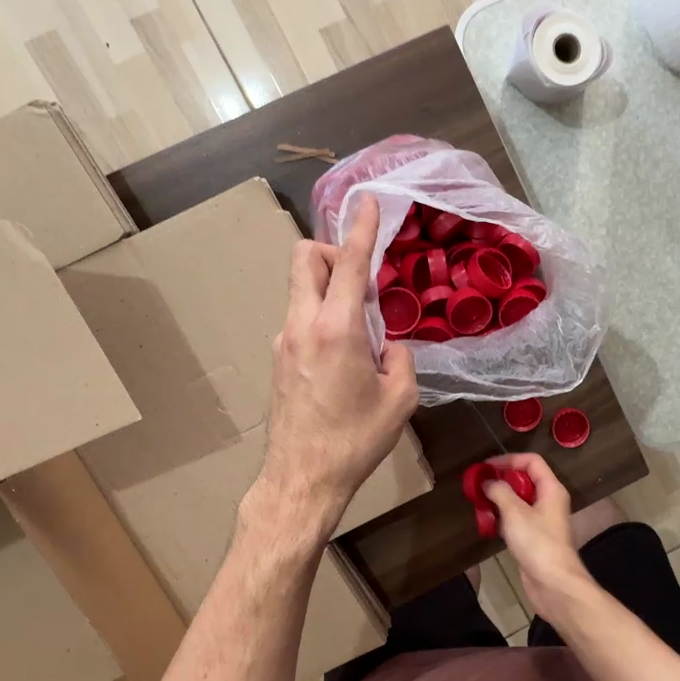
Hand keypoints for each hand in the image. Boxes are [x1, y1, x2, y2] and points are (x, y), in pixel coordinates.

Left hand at [256, 197, 418, 527]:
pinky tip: (345, 359)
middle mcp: (301, 325)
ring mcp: (283, 341)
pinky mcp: (278, 360)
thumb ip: (400, 357)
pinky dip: (323, 319)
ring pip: (301, 290)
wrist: (303, 478)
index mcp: (335, 329)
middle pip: (305, 259)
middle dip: (333, 251)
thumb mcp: (400, 399)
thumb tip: (388, 344)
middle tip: (362, 280)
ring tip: (363, 336)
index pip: (350, 264)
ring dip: (331, 291)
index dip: (361, 228)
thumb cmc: (356, 440)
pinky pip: (301, 319)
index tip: (367, 202)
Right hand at [483, 455, 600, 623]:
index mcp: (551, 489)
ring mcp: (543, 520)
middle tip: (479, 485)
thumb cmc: (537, 543)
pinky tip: (488, 523)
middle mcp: (549, 501)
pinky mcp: (535, 537)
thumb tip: (488, 482)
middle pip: (525, 480)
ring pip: (520, 501)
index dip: (509, 460)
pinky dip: (503, 518)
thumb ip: (500, 492)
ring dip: (500, 500)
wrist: (554, 583)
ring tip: (479, 503)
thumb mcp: (515, 512)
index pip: (532, 462)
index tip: (486, 467)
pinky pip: (517, 519)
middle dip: (501, 480)